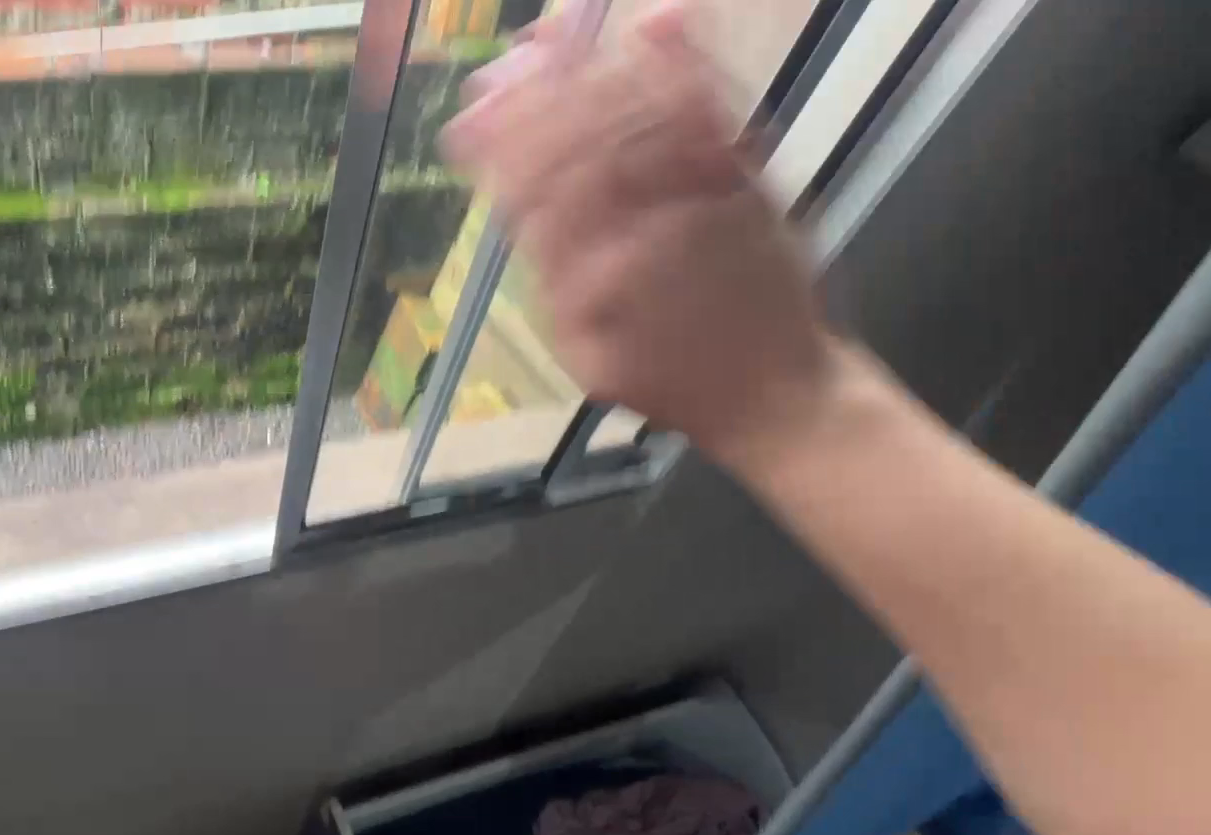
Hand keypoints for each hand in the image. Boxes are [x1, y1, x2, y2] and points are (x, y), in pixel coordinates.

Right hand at [440, 0, 852, 466]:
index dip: (501, 148)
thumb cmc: (666, 383)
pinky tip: (662, 20)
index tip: (472, 116)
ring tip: (556, 32)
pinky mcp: (753, 177)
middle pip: (584, 146)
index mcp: (596, 281)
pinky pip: (718, 109)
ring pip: (644, 117)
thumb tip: (523, 217)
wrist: (772, 389)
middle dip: (538, 97)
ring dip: (596, 67)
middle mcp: (648, 228)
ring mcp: (706, 196)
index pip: (538, 196)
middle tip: (504, 61)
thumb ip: (555, 286)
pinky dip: (690, 60)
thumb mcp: (585, 359)